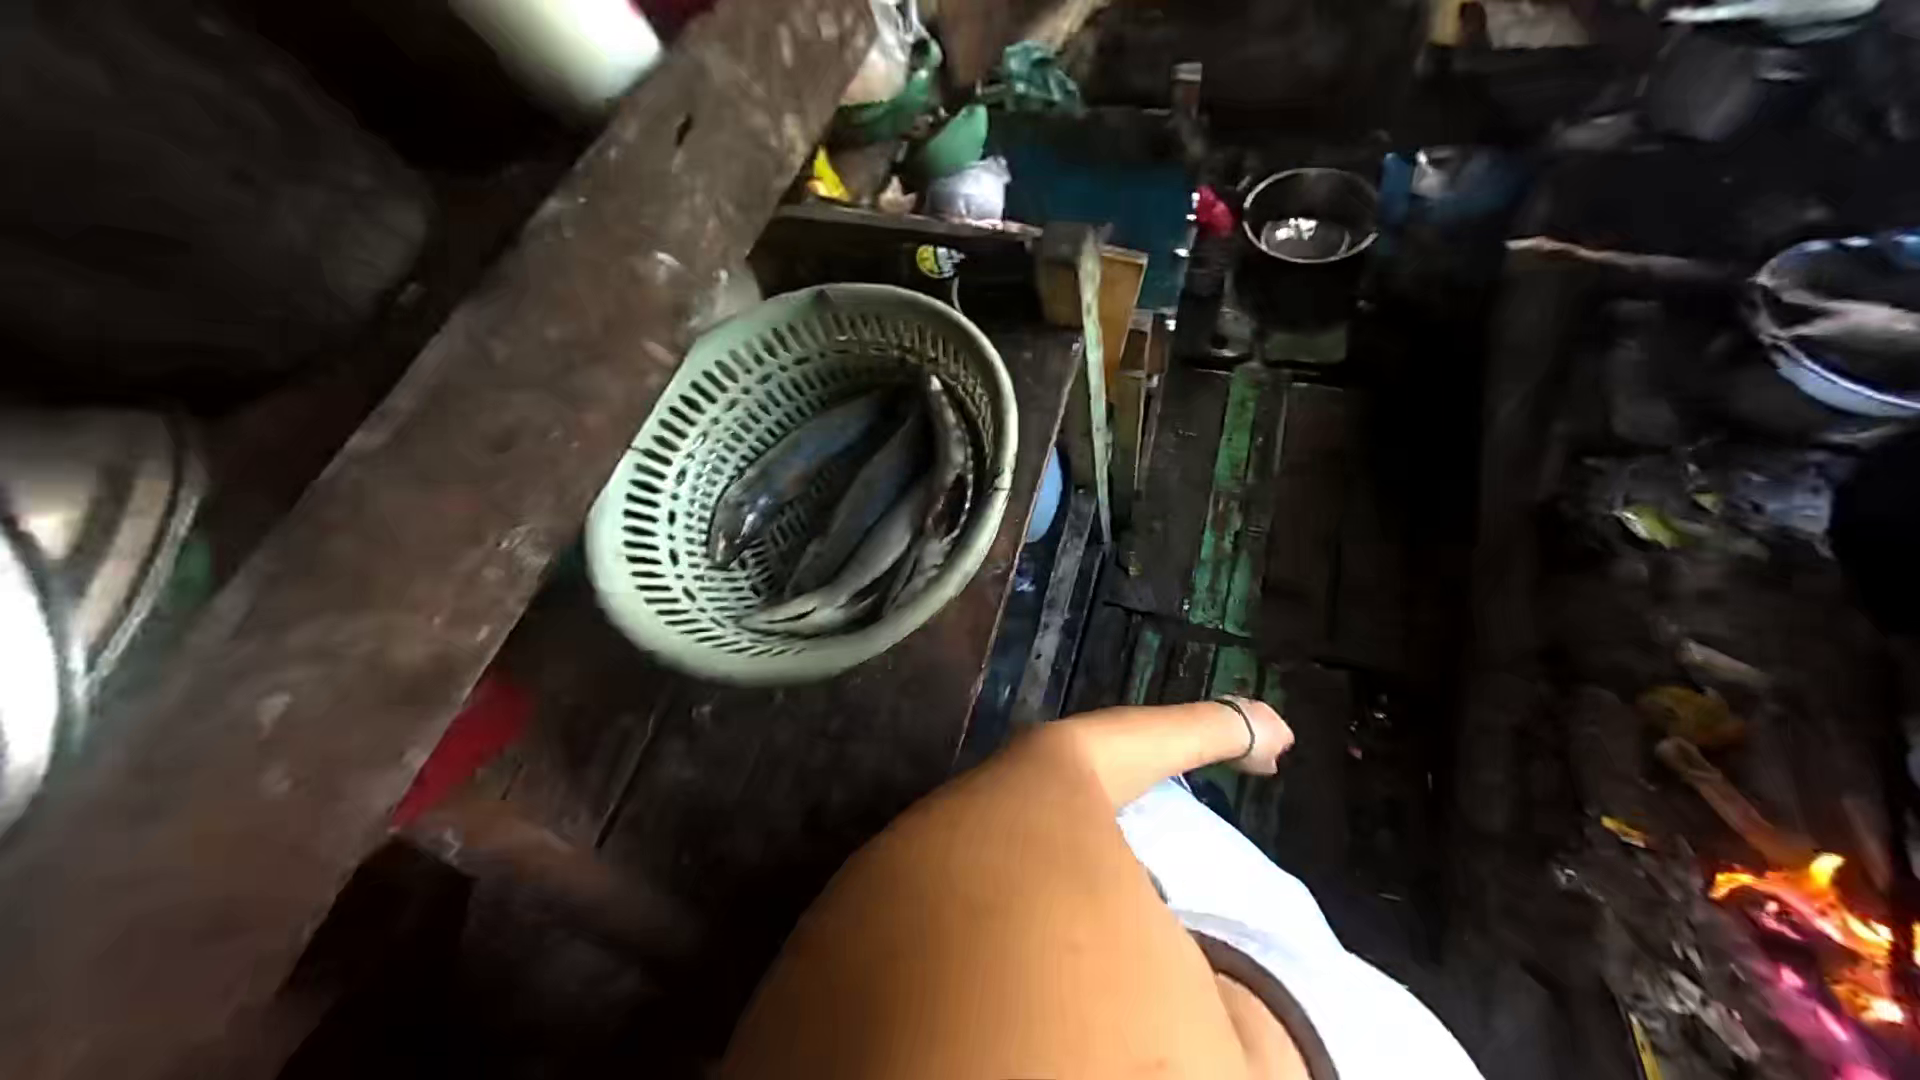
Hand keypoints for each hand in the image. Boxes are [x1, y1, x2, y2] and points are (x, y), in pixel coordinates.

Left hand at [1219, 697, 1293, 775]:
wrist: (1223, 726)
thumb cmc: (1249, 751)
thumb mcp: (1263, 767)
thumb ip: (1270, 765)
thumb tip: (1270, 764)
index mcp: (1285, 732)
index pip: (1287, 740)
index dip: (1276, 748)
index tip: (1266, 756)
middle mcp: (1272, 713)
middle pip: (1269, 723)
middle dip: (1261, 732)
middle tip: (1248, 745)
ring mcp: (1251, 702)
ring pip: (1251, 713)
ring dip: (1245, 721)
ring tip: (1233, 736)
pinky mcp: (1230, 696)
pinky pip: (1234, 708)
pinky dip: (1231, 715)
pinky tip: (1222, 725)